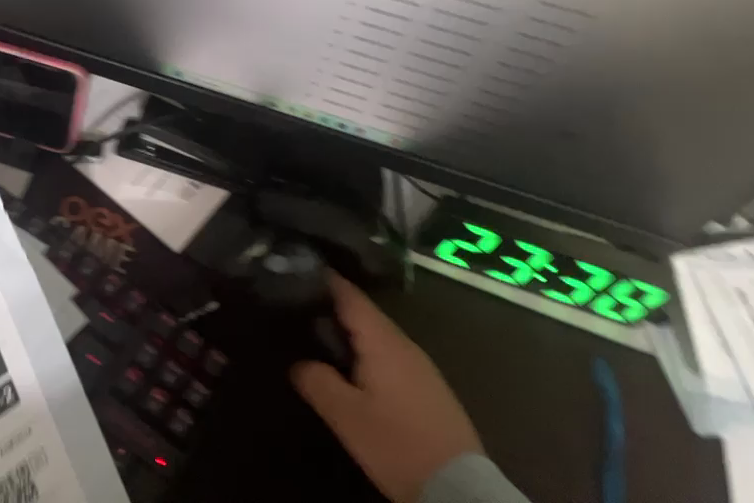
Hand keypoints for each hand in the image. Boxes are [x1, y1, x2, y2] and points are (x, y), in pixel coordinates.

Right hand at [291, 274, 481, 502]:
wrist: (458, 488)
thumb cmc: (397, 445)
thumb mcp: (347, 416)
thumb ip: (318, 382)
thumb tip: (298, 362)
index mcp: (382, 341)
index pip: (350, 295)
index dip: (323, 280)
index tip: (295, 271)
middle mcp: (404, 344)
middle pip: (364, 313)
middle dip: (332, 307)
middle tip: (297, 307)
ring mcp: (421, 365)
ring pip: (378, 336)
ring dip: (350, 332)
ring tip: (318, 335)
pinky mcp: (428, 387)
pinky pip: (390, 355)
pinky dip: (367, 352)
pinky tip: (353, 369)